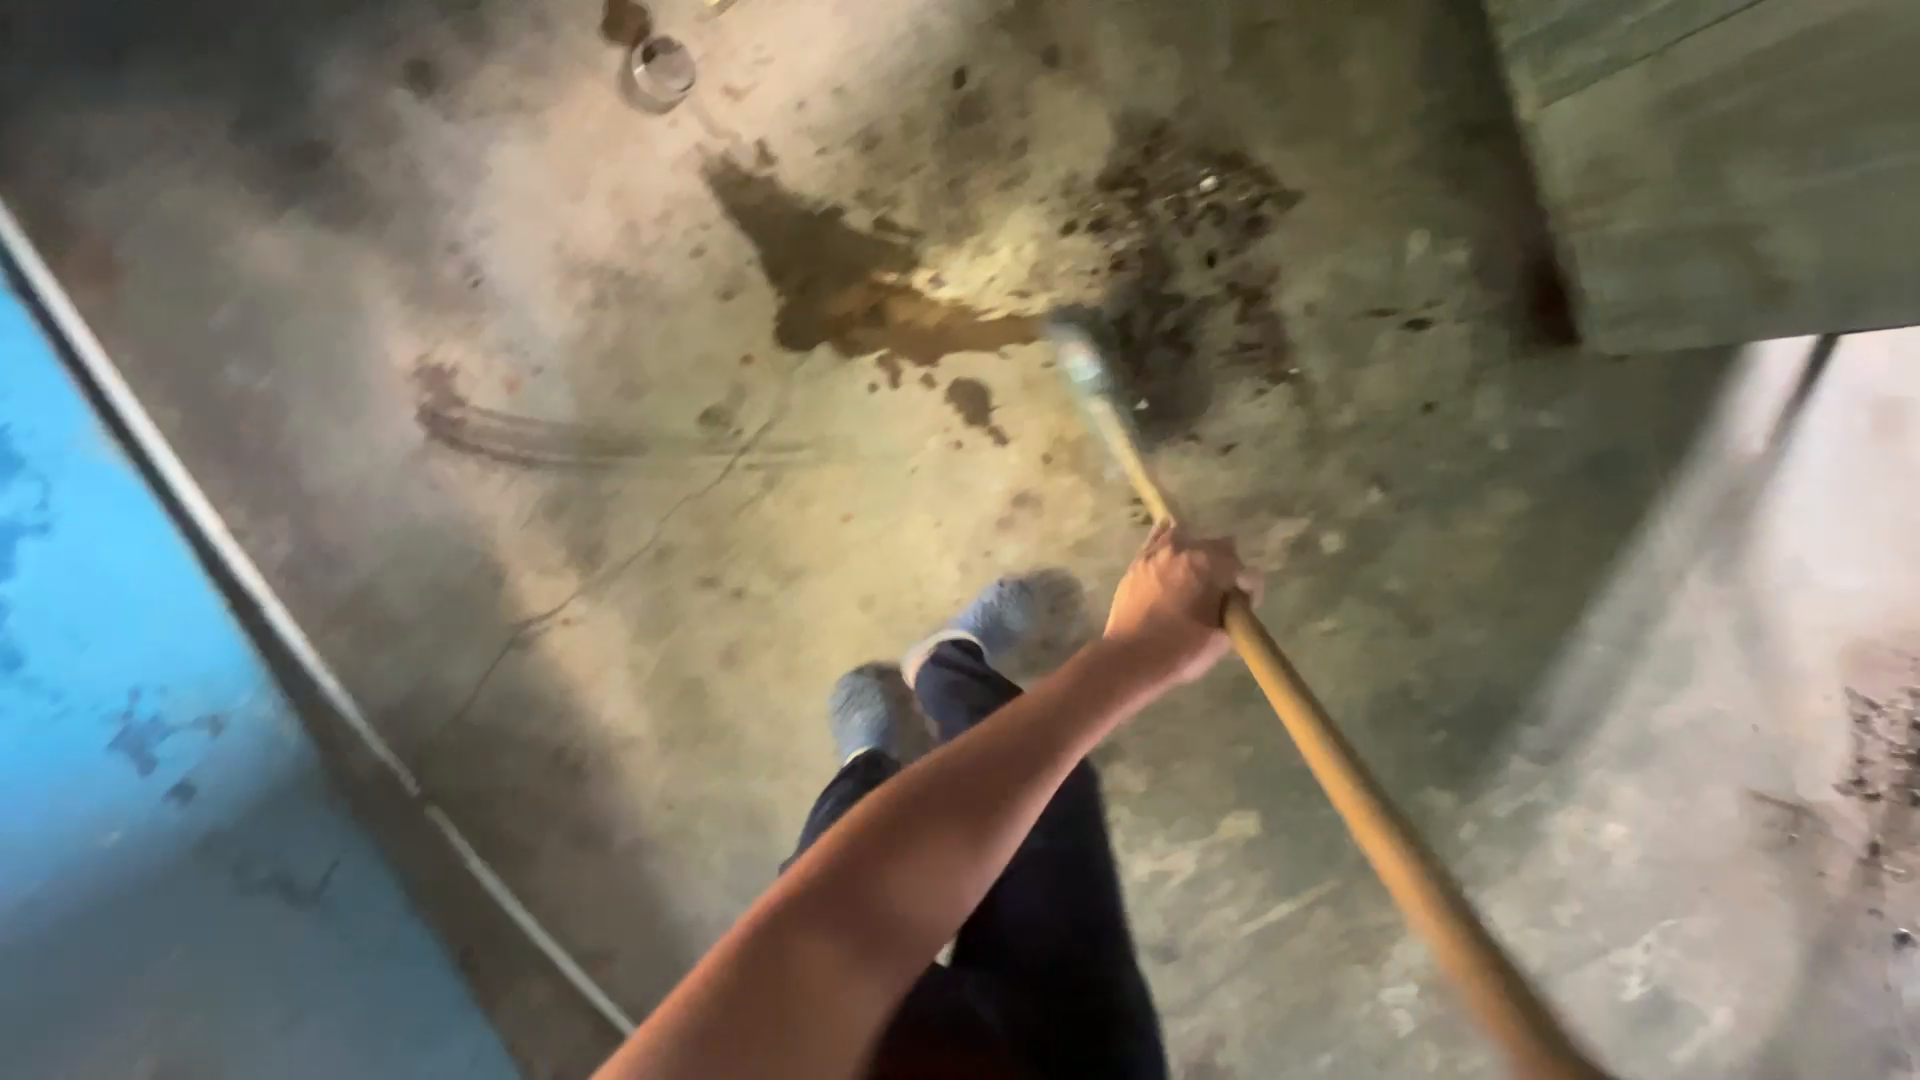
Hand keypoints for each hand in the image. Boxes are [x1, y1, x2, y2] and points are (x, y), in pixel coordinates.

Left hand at [1103, 521, 1261, 684]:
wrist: (1130, 657)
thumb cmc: (1179, 650)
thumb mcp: (1220, 638)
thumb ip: (1235, 612)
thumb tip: (1235, 603)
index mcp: (1209, 565)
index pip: (1245, 571)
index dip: (1251, 590)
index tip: (1245, 608)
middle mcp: (1184, 549)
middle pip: (1219, 548)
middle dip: (1226, 569)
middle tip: (1222, 594)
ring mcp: (1157, 553)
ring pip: (1188, 537)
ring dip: (1198, 553)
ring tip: (1197, 575)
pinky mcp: (1137, 562)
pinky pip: (1158, 540)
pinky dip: (1169, 543)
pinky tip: (1173, 552)